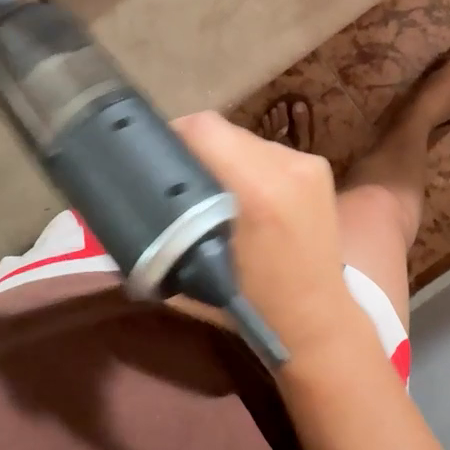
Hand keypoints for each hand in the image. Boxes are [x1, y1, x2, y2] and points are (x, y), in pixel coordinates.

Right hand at [171, 112, 370, 359]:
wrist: (317, 319)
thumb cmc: (250, 304)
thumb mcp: (196, 271)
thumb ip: (166, 229)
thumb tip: (131, 201)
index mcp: (257, 190)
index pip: (205, 129)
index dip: (174, 133)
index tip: (155, 152)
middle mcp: (285, 166)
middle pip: (225, 131)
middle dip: (197, 147)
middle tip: (177, 173)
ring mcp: (306, 162)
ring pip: (247, 139)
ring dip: (225, 155)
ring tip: (212, 186)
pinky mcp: (318, 166)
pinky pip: (269, 151)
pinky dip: (250, 164)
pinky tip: (246, 192)